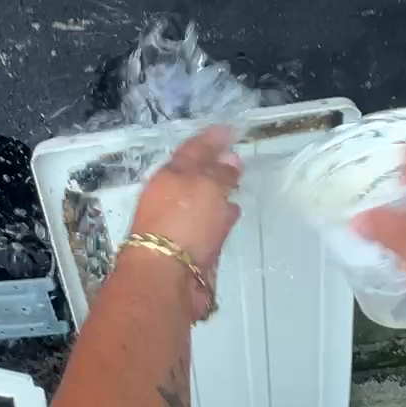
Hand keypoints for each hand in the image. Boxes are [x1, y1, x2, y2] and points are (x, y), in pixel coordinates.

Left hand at [126, 125, 243, 316]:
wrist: (166, 276)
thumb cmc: (183, 222)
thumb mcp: (205, 187)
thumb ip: (220, 172)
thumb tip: (231, 159)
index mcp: (169, 175)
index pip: (193, 148)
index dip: (212, 137)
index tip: (231, 130)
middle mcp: (170, 196)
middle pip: (195, 174)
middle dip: (215, 164)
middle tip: (237, 156)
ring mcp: (179, 222)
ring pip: (202, 199)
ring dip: (219, 190)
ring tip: (239, 183)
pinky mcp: (190, 246)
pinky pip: (208, 223)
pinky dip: (221, 215)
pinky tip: (234, 212)